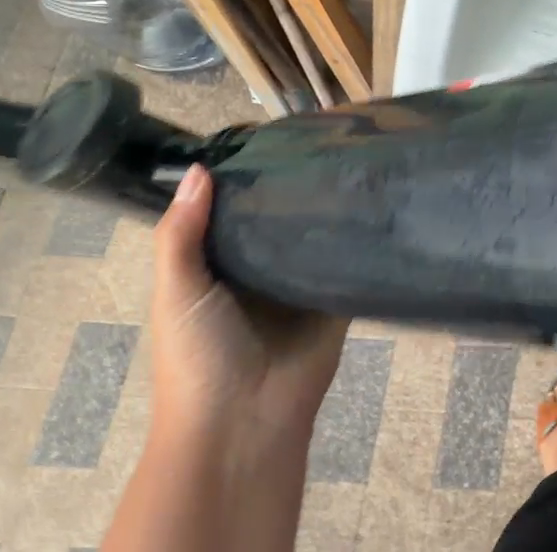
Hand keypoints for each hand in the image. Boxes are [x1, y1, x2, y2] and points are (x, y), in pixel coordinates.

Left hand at [105, 165, 347, 551]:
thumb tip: (199, 167)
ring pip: (318, 237)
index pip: (233, 212)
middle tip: (326, 138)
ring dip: (332, 211)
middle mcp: (260, 271)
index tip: (273, 135)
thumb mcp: (176, 292)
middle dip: (296, 188)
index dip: (246, 178)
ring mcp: (301, 285)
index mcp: (217, 267)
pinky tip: (379, 203)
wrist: (244, 421)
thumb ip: (181, 235)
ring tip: (359, 161)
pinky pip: (351, 264)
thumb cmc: (197, 356)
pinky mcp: (337, 300)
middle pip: (279, 220)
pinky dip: (361, 241)